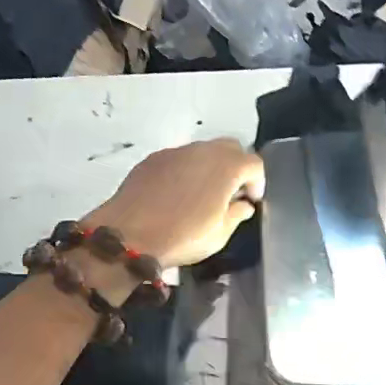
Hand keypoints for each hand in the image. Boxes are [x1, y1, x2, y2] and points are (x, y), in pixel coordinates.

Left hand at [86, 139, 265, 267]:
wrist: (127, 235)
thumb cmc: (182, 236)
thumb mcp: (218, 234)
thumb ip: (236, 215)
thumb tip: (243, 205)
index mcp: (226, 167)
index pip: (254, 164)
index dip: (258, 182)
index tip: (251, 201)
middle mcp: (203, 151)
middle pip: (231, 148)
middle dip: (236, 167)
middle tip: (231, 192)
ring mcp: (176, 152)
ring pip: (203, 150)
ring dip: (210, 166)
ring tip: (203, 193)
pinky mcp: (153, 158)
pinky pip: (179, 158)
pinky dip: (186, 170)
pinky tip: (177, 194)